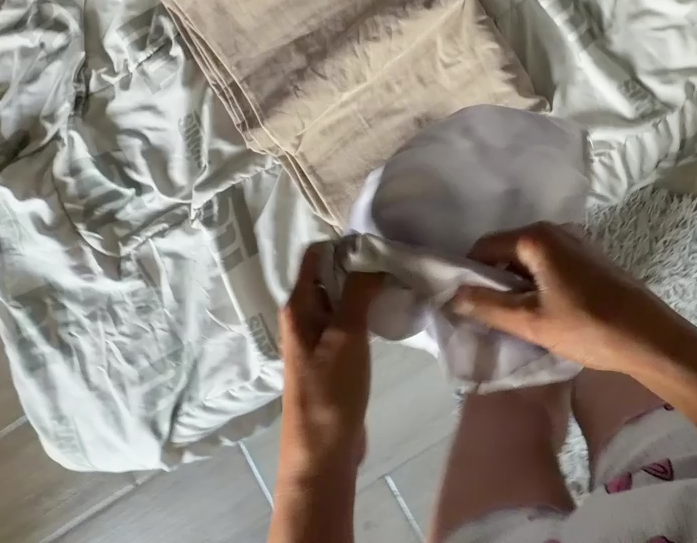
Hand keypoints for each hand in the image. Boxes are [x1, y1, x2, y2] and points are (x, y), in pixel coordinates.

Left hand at [276, 242, 383, 487]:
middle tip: (396, 257)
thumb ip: (357, 292)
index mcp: (298, 306)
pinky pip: (349, 321)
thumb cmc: (330, 393)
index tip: (379, 240)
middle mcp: (304, 316)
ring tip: (398, 279)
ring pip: (342, 299)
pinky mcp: (334, 356)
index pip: (316, 255)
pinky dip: (367, 312)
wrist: (324, 455)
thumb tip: (372, 254)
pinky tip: (389, 311)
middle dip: (360, 264)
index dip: (344, 243)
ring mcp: (319, 337)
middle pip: (330, 275)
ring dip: (365, 289)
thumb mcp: (346, 336)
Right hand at [449, 221, 688, 374]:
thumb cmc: (588, 327)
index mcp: (535, 238)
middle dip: (495, 281)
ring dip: (519, 284)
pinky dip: (540, 283)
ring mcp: (575, 241)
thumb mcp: (531, 322)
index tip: (467, 303)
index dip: (470, 274)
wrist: (650, 337)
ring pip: (530, 259)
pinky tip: (547, 312)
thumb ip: (489, 306)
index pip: (485, 247)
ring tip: (520, 318)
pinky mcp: (590, 257)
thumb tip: (454, 294)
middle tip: (493, 316)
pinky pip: (550, 263)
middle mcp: (554, 230)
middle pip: (508, 250)